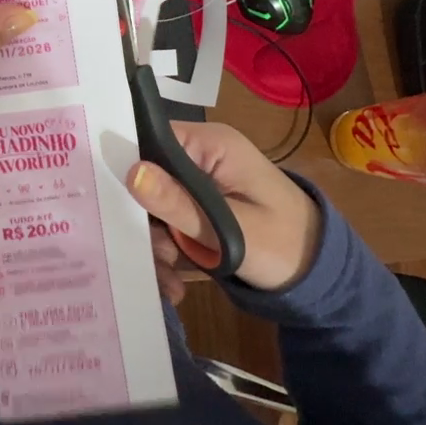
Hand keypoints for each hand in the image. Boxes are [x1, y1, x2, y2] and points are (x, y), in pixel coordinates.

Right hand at [127, 122, 321, 300]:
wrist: (321, 281)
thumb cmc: (286, 246)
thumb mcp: (232, 229)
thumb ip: (181, 203)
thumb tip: (133, 171)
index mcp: (211, 145)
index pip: (150, 140)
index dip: (125, 168)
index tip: (104, 205)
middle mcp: (199, 156)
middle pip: (146, 177)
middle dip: (143, 222)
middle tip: (153, 260)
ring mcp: (197, 182)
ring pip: (151, 206)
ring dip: (154, 245)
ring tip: (169, 284)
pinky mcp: (196, 208)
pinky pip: (165, 222)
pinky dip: (165, 252)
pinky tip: (173, 284)